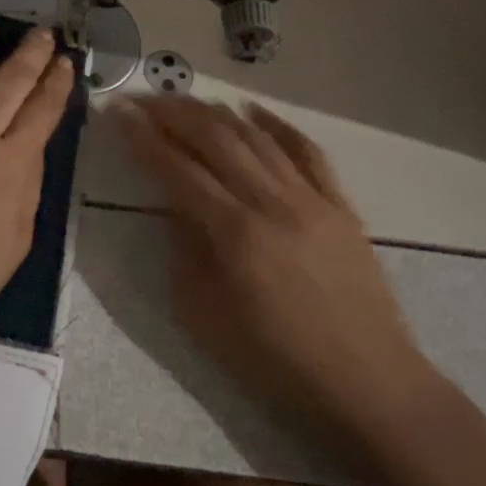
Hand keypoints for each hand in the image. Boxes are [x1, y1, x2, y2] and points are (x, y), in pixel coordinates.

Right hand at [111, 97, 436, 434]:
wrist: (369, 387)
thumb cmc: (277, 365)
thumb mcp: (204, 320)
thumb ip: (183, 255)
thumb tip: (175, 209)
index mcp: (234, 235)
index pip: (176, 170)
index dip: (142, 138)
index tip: (117, 112)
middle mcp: (272, 204)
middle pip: (215, 139)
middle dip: (172, 112)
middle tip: (142, 99)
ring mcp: (312, 200)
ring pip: (257, 137)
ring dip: (215, 113)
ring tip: (183, 101)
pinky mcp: (341, 207)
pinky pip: (308, 152)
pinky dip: (276, 125)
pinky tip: (252, 111)